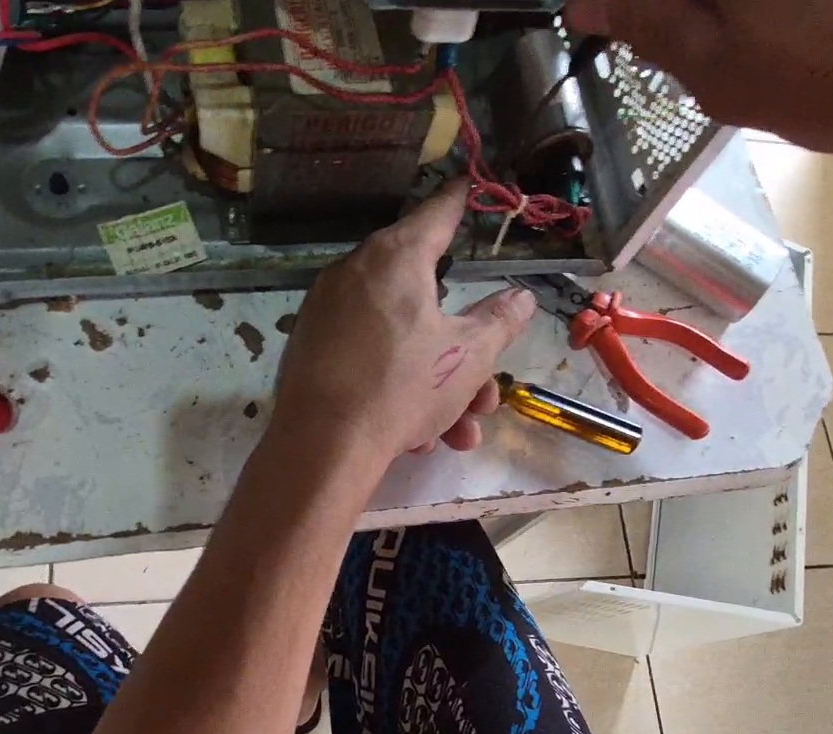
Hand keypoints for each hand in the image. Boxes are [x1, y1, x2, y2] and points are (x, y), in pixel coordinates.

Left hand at [272, 182, 536, 460]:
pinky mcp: (311, 351)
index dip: (462, 202)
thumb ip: (499, 322)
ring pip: (400, 341)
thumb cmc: (401, 390)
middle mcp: (355, 274)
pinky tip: (414, 439)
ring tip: (457, 435)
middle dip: (464, 355)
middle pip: (426, 300)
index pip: (439, 213)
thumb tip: (521, 297)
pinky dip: (395, 391)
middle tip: (485, 396)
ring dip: (436, 390)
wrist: (323, 448)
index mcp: (395, 257)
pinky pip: (367, 360)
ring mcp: (327, 313)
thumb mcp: (467, 357)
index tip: (470, 188)